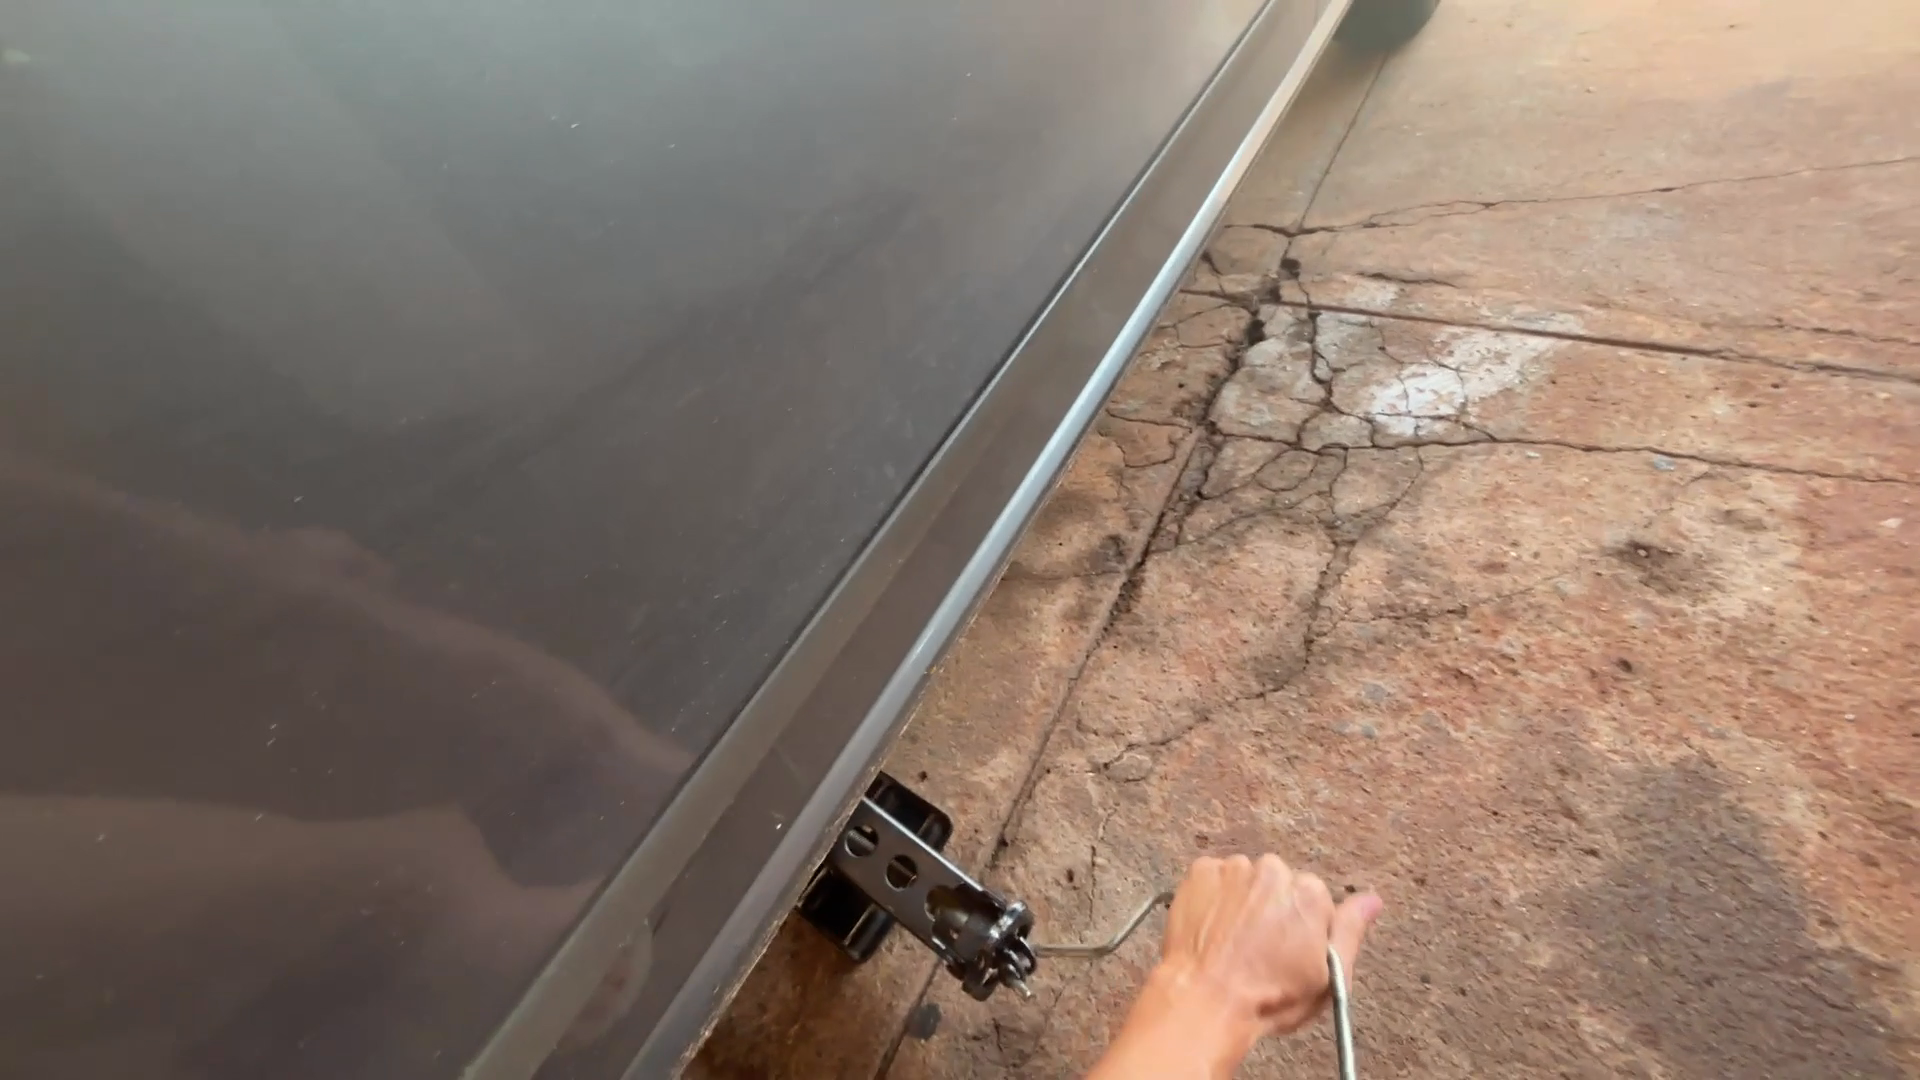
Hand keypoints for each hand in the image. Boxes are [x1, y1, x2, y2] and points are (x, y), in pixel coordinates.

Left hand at [1157, 854, 1381, 1040]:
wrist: (1207, 996)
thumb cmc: (1268, 997)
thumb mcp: (1328, 978)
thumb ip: (1350, 931)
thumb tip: (1372, 901)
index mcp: (1310, 893)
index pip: (1314, 897)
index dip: (1304, 925)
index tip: (1292, 948)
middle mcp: (1272, 870)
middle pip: (1278, 882)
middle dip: (1273, 905)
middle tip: (1261, 944)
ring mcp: (1233, 868)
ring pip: (1245, 878)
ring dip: (1243, 898)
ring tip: (1234, 938)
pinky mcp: (1200, 870)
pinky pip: (1215, 877)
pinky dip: (1215, 895)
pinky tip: (1213, 925)